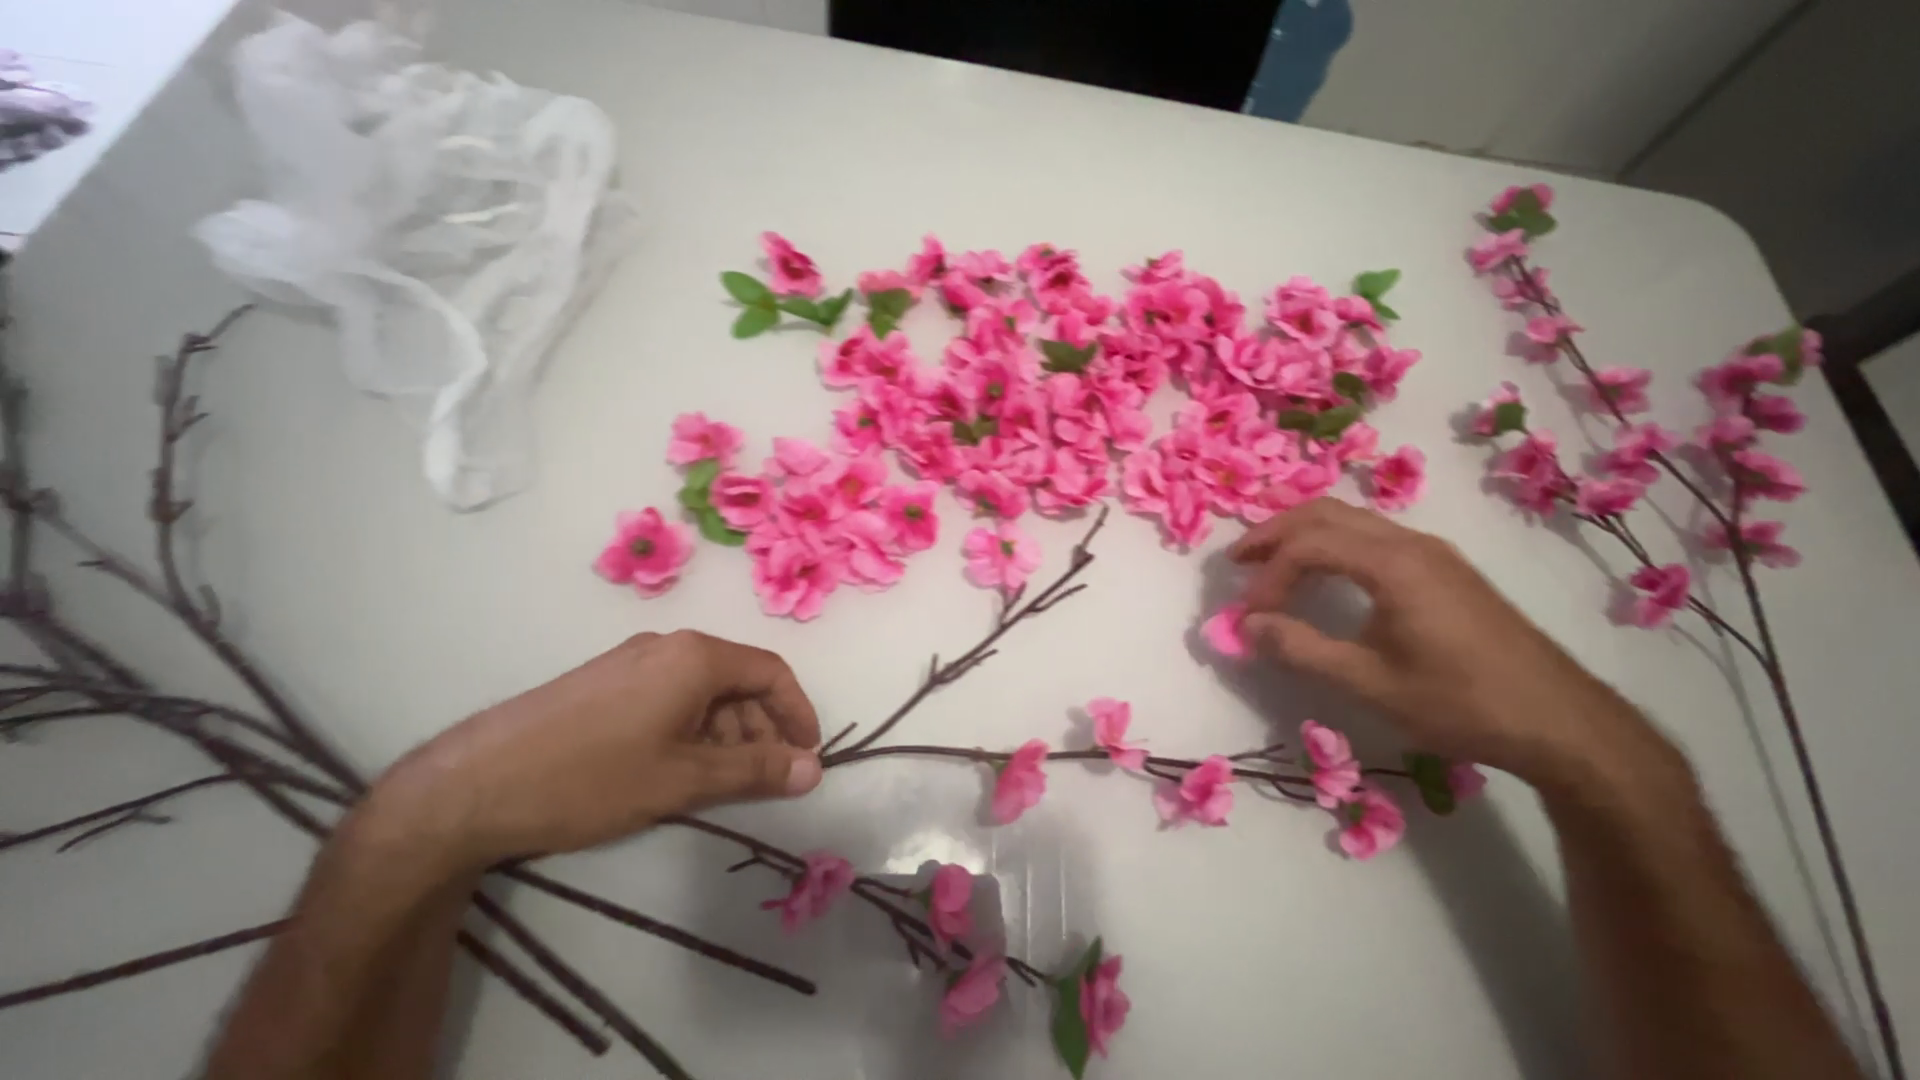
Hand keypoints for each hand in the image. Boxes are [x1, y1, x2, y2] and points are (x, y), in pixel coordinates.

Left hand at [374, 630, 822, 868]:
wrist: (472, 786)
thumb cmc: (591, 778)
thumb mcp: (683, 779)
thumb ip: (753, 772)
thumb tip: (812, 770)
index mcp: (694, 657)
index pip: (771, 672)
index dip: (798, 713)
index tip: (807, 758)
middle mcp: (667, 647)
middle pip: (738, 679)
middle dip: (762, 728)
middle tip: (766, 780)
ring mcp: (631, 663)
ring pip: (703, 691)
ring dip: (727, 733)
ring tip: (722, 784)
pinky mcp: (604, 684)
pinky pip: (669, 697)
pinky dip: (691, 730)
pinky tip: (678, 770)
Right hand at [1229, 499, 1672, 792]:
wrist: (1560, 720)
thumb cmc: (1461, 703)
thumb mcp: (1370, 684)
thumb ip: (1302, 650)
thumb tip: (1247, 625)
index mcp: (1393, 565)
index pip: (1308, 546)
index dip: (1268, 577)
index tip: (1248, 617)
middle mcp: (1411, 543)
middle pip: (1326, 513)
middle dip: (1275, 533)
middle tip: (1237, 562)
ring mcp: (1433, 552)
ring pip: (1352, 520)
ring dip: (1304, 536)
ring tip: (1270, 566)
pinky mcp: (1445, 569)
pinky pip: (1373, 536)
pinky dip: (1334, 545)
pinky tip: (1325, 576)